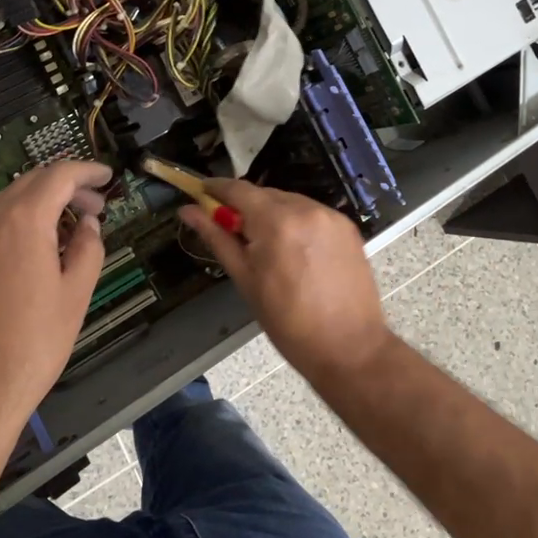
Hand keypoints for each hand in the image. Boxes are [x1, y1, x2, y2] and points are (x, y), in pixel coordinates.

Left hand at [0, 160, 111, 436]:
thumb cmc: (31, 346)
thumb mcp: (74, 296)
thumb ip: (88, 248)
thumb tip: (88, 223)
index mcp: (21, 221)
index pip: (58, 176)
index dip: (86, 171)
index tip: (106, 177)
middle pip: (29, 185)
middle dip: (64, 189)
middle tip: (93, 210)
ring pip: (3, 206)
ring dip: (35, 208)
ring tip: (62, 235)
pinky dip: (10, 228)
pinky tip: (25, 257)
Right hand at [179, 180, 390, 380]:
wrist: (350, 348)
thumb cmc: (288, 321)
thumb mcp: (245, 279)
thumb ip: (217, 237)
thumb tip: (187, 210)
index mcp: (276, 221)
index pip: (237, 189)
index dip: (216, 188)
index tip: (200, 192)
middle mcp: (305, 208)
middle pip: (264, 193)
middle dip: (245, 207)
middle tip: (232, 232)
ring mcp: (330, 216)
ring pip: (288, 201)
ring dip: (271, 214)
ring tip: (266, 248)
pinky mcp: (347, 227)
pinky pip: (311, 213)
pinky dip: (296, 222)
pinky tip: (294, 251)